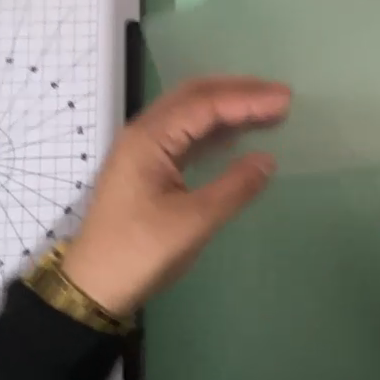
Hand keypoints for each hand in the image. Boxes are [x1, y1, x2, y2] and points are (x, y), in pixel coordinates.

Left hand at [60, 76, 290, 314]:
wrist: (93, 287)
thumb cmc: (140, 253)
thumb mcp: (193, 223)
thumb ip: (234, 187)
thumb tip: (268, 160)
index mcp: (149, 139)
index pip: (205, 105)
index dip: (247, 99)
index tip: (286, 99)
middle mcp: (144, 133)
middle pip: (195, 96)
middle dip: (238, 92)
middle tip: (281, 96)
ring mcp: (144, 149)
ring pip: (190, 114)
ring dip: (228, 108)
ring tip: (268, 111)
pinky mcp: (148, 167)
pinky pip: (186, 135)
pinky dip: (215, 130)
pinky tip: (238, 136)